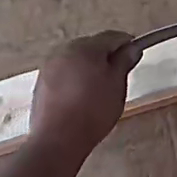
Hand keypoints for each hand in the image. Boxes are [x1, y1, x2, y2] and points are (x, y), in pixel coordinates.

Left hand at [27, 31, 136, 165]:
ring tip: (100, 86)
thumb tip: (131, 48)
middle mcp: (64, 51)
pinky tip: (82, 94)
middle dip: (106, 55)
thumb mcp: (117, 84)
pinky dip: (76, 77)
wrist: (58, 139)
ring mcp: (49, 66)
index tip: (135, 57)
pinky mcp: (41, 82)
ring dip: (90, 66)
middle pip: (92, 45)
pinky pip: (65, 71)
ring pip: (77, 58)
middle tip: (119, 74)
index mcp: (86, 47)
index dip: (127, 45)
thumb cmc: (94, 109)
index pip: (113, 36)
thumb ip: (124, 61)